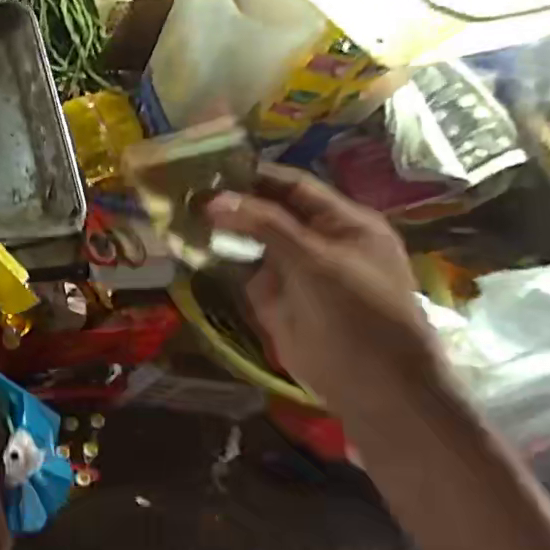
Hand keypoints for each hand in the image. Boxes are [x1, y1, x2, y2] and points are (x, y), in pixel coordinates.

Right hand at [204, 166, 442, 409]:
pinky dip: (216, 257)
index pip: (293, 186)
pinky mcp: (270, 296)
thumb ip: (265, 225)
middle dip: (231, 200)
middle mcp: (315, 239)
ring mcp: (291, 269)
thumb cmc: (359, 311)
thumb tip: (213, 198)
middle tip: (185, 188)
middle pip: (267, 210)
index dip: (254, 174)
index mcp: (343, 222)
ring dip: (219, 228)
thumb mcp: (316, 259)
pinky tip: (186, 245)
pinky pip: (240, 269)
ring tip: (178, 212)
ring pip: (249, 239)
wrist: (371, 384)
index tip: (210, 165)